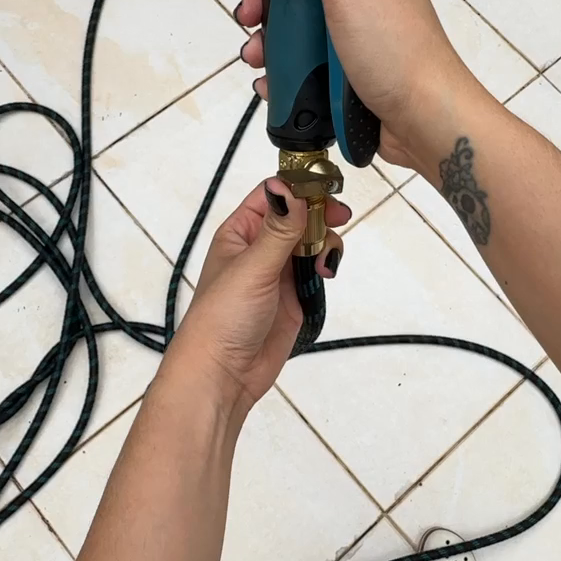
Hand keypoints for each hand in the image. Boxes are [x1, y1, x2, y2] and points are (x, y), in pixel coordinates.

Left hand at [164, 179, 348, 415]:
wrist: (224, 374)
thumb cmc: (221, 319)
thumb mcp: (252, 267)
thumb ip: (279, 230)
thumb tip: (292, 190)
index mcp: (240, 232)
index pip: (273, 194)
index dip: (299, 187)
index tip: (326, 186)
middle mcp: (260, 247)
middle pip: (299, 214)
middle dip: (320, 214)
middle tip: (338, 217)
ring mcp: (278, 271)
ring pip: (312, 240)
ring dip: (326, 243)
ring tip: (324, 262)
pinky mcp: (294, 295)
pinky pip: (317, 268)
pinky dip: (327, 265)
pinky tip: (326, 274)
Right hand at [235, 0, 490, 170]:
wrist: (424, 123)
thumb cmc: (394, 49)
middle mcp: (356, 1)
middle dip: (263, 1)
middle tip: (248, 17)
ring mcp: (349, 43)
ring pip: (291, 33)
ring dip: (265, 43)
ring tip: (256, 59)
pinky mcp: (342, 82)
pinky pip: (299, 72)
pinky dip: (280, 77)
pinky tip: (271, 86)